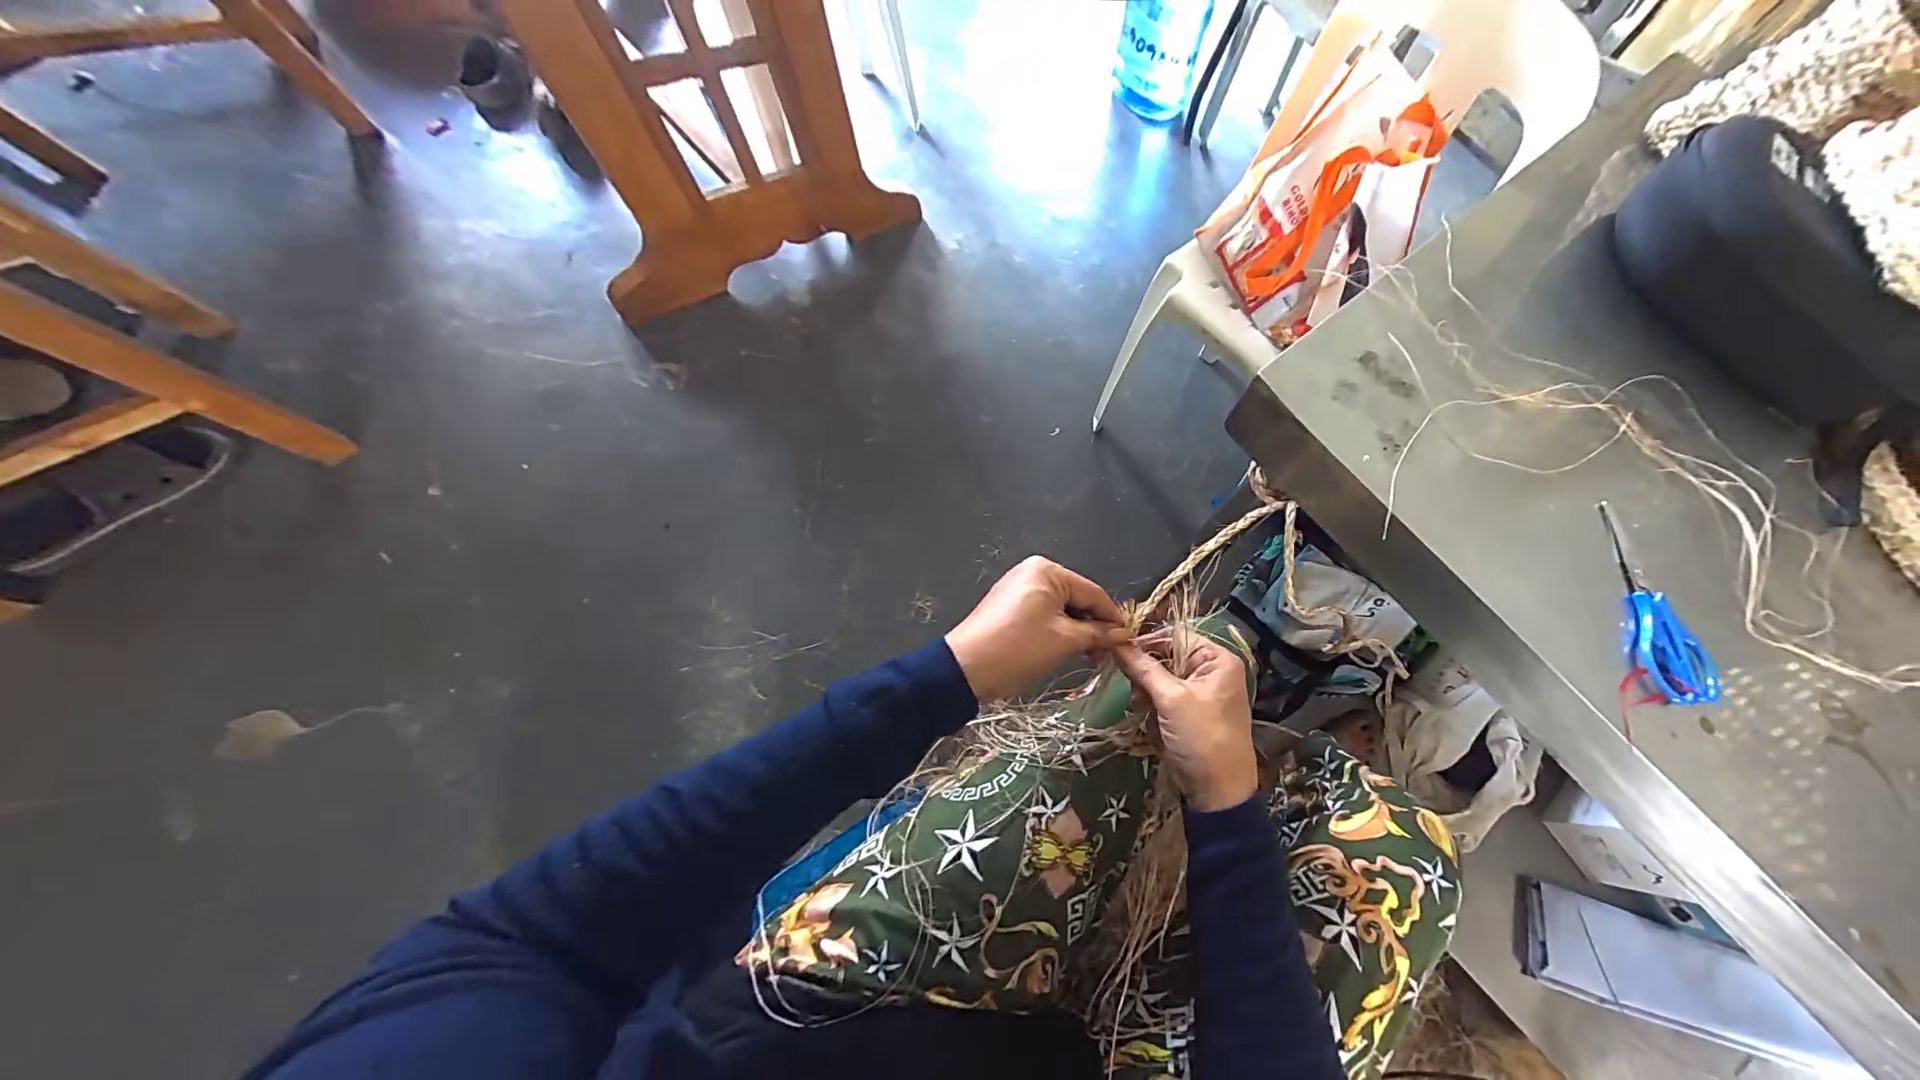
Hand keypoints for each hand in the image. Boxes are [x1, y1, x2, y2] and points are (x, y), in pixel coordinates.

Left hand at [945, 556, 1130, 701]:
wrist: (965, 669)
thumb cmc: (1018, 649)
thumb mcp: (1064, 640)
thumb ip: (1097, 633)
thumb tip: (1123, 634)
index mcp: (1047, 570)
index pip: (1093, 592)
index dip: (1113, 618)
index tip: (1129, 642)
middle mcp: (1032, 571)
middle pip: (1077, 598)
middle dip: (1094, 626)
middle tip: (1109, 654)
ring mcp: (1019, 588)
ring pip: (1062, 608)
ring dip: (1077, 631)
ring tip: (1090, 656)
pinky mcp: (1009, 606)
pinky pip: (1044, 614)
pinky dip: (1058, 630)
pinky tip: (1068, 649)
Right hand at [1115, 638, 1257, 811]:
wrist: (1218, 791)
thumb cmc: (1202, 737)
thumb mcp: (1171, 699)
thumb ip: (1143, 667)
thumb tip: (1117, 641)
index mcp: (1217, 659)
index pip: (1175, 634)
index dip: (1147, 641)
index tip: (1118, 650)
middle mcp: (1211, 670)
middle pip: (1166, 655)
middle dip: (1145, 671)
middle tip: (1131, 686)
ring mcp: (1200, 692)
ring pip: (1160, 676)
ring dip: (1145, 690)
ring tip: (1139, 706)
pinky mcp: (1189, 711)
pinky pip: (1163, 696)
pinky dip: (1151, 704)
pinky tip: (1144, 715)